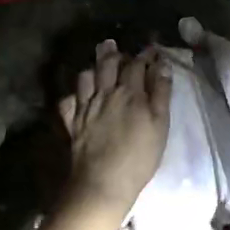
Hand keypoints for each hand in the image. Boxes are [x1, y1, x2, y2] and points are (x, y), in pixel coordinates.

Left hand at [58, 40, 171, 218]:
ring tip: (97, 66)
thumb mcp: (160, 123)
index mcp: (130, 92)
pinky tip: (78, 96)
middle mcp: (105, 94)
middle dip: (112, 52)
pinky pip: (67, 102)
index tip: (152, 49)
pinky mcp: (73, 124)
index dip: (145, 54)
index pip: (136, 64)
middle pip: (107, 65)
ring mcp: (85, 108)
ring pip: (85, 78)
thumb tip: (162, 66)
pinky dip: (73, 95)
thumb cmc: (140, 155)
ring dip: (92, 68)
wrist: (103, 184)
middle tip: (114, 44)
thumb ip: (161, 93)